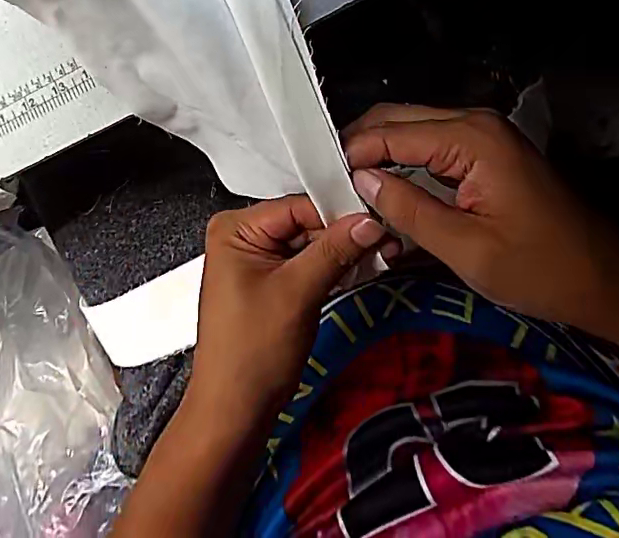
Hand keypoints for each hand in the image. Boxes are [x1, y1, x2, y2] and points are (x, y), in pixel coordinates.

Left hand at [190, 196, 400, 420]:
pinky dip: (330, 268)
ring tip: (378, 256)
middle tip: (385, 241)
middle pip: (303, 222)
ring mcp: (255, 260)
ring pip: (308, 243)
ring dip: (341, 252)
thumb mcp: (297, 293)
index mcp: (235, 228)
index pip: (297, 206)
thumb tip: (368, 221)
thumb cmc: (251, 353)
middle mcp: (242, 236)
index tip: (376, 221)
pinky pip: (304, 263)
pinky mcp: (268, 281)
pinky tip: (358, 270)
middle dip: (343, 234)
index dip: (338, 213)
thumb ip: (334, 251)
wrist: (234, 413)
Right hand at [343, 103, 618, 338]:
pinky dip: (403, 162)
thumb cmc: (543, 270)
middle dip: (360, 147)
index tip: (319, 182)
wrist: (612, 282)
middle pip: (396, 119)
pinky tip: (386, 187)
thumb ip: (408, 210)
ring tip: (349, 187)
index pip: (390, 133)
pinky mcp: (485, 150)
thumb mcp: (468, 250)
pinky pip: (431, 145)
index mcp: (471, 138)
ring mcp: (482, 133)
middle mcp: (474, 122)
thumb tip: (360, 180)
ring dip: (380, 154)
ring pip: (411, 130)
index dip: (351, 155)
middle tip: (328, 183)